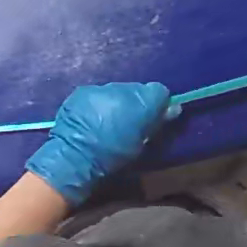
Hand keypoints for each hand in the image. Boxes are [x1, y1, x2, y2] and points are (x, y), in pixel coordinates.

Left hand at [26, 82, 177, 206]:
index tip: (154, 116)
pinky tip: (93, 118)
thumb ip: (157, 123)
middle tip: (130, 120)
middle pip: (137, 90)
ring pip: (116, 91)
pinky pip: (97, 94)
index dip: (158, 103)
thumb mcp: (140, 144)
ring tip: (109, 120)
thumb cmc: (112, 157)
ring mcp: (99, 88)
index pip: (158, 91)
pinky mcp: (82, 92)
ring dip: (117, 102)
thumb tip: (173, 108)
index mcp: (139, 102)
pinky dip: (99, 103)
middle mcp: (121, 89)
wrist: (73, 157)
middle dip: (136, 102)